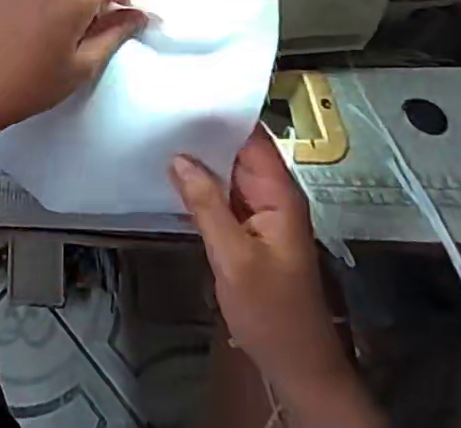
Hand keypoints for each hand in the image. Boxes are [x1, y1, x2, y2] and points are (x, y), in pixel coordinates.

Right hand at [171, 129, 360, 400]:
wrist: (296, 365)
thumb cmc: (272, 313)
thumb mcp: (234, 258)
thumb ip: (206, 205)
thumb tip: (179, 158)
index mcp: (279, 193)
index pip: (253, 137)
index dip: (224, 114)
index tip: (190, 94)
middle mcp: (273, 194)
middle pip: (239, 149)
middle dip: (206, 131)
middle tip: (165, 111)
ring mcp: (261, 211)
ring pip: (229, 170)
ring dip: (202, 156)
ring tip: (163, 133)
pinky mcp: (249, 228)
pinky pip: (225, 192)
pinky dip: (203, 181)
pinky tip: (176, 173)